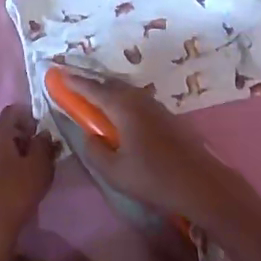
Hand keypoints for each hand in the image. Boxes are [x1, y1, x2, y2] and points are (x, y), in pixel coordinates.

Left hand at [0, 104, 55, 253]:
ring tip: (27, 170)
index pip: (13, 110)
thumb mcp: (39, 167)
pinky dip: (1, 165)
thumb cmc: (17, 192)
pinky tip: (11, 183)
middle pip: (4, 128)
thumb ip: (44, 145)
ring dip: (12, 152)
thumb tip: (43, 132)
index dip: (29, 116)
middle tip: (38, 152)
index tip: (41, 133)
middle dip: (22, 135)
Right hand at [58, 70, 232, 219]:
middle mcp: (137, 98)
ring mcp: (154, 105)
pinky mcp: (166, 115)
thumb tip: (88, 136)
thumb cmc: (155, 178)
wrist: (204, 186)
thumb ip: (94, 150)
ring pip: (122, 90)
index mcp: (122, 106)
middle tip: (71, 81)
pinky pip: (134, 98)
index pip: (91, 88)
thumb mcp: (115, 171)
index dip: (72, 81)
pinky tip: (118, 112)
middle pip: (107, 83)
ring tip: (91, 95)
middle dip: (88, 81)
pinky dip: (119, 99)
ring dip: (105, 90)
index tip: (56, 73)